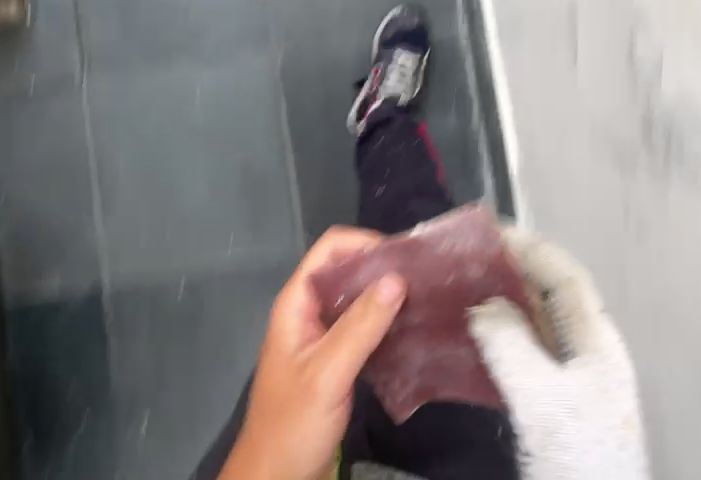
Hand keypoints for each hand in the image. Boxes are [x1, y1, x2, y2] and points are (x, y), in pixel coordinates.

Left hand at [219, 227, 406, 479]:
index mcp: (297, 302)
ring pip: (356, 301)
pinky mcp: (336, 362)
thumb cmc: (294, 421)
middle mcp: (309, 312)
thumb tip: (397, 278)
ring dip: (385, 297)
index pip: (330, 250)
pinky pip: (362, 330)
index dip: (365, 244)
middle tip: (424, 276)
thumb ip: (361, 325)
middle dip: (381, 269)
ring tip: (424, 299)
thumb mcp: (328, 371)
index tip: (405, 256)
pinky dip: (384, 325)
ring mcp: (321, 337)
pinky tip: (411, 332)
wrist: (276, 479)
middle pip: (346, 271)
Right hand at [468, 228, 650, 478]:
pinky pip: (529, 350)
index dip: (531, 249)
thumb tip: (483, 305)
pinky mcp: (559, 401)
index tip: (491, 233)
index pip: (565, 276)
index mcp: (597, 340)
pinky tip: (475, 335)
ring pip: (539, 322)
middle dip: (514, 269)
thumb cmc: (576, 451)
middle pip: (552, 294)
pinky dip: (503, 333)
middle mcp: (590, 350)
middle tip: (472, 257)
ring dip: (505, 299)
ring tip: (467, 286)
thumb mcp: (541, 397)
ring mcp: (576, 378)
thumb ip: (509, 343)